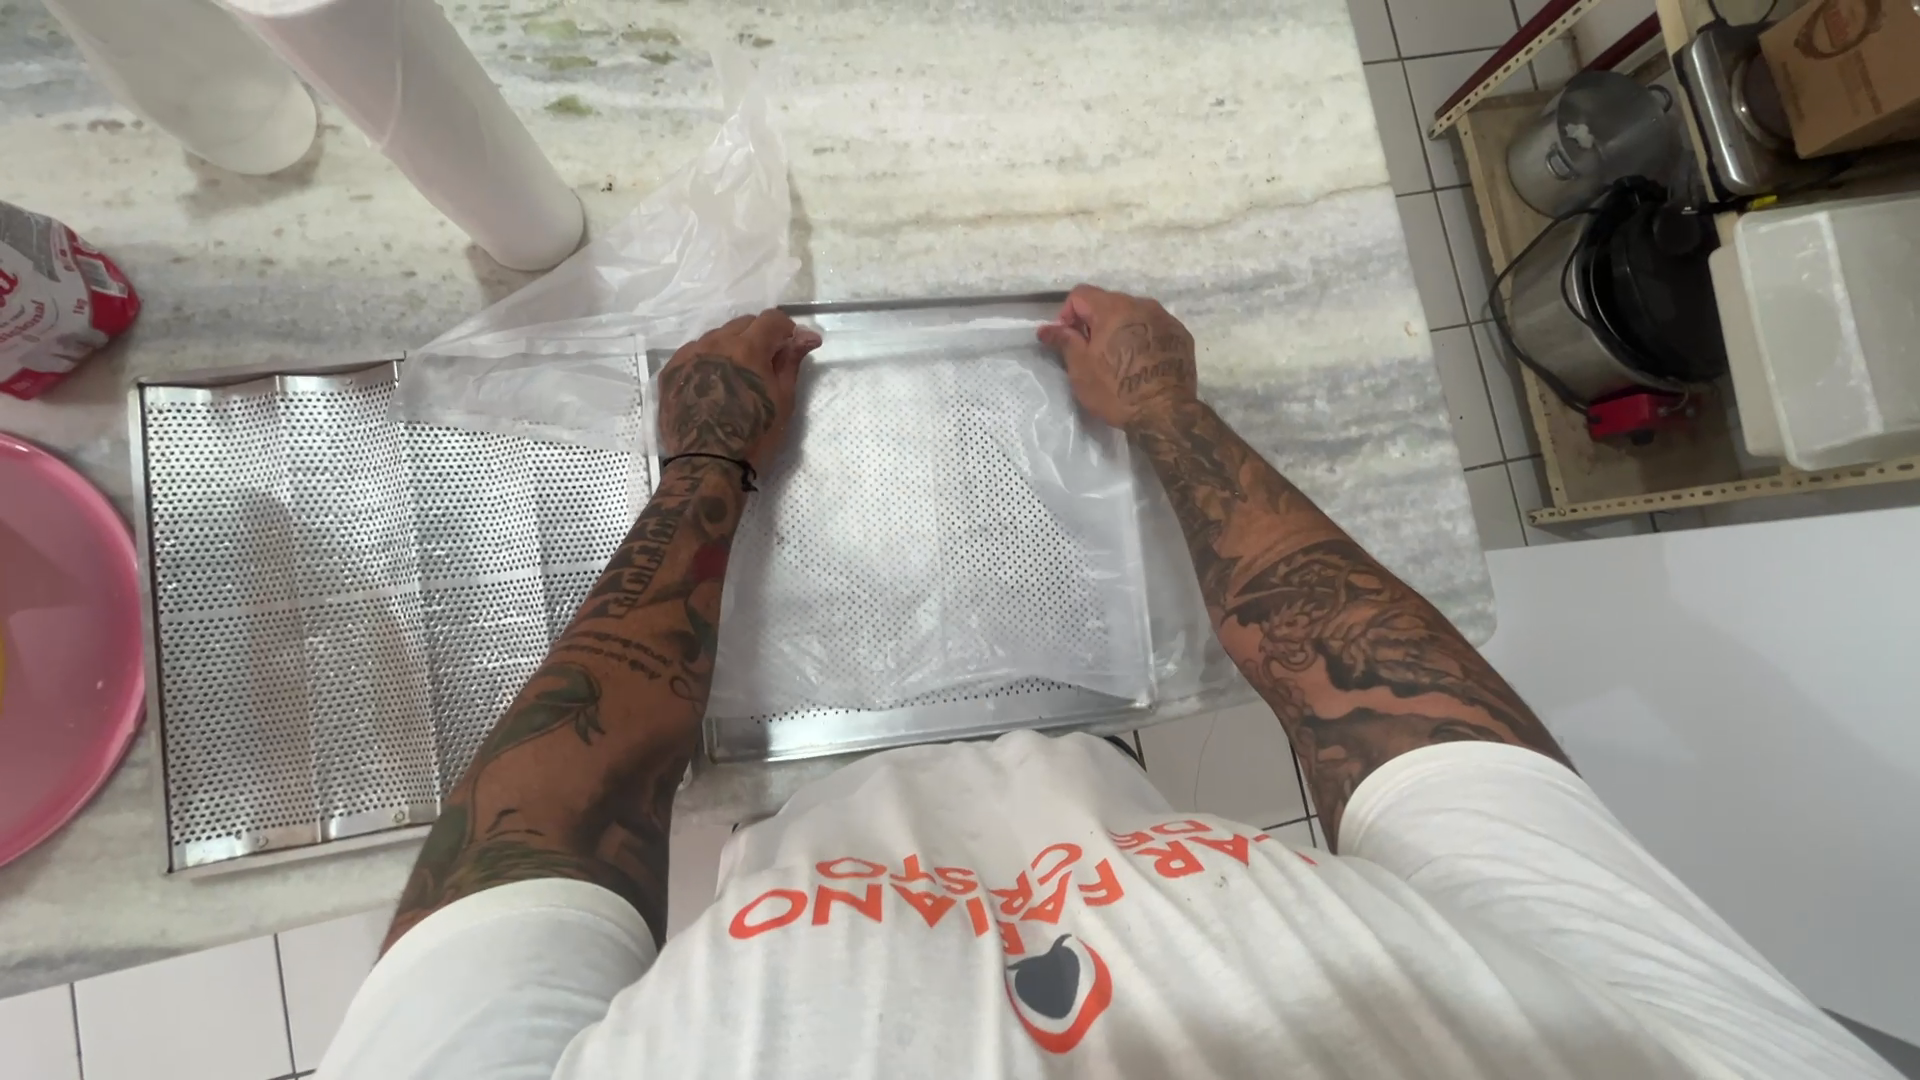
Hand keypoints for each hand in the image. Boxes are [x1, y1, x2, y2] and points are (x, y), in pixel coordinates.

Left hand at [657, 310, 821, 469]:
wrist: (707, 464)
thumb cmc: (755, 435)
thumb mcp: (783, 400)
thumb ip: (791, 361)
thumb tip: (807, 336)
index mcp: (747, 347)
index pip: (772, 318)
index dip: (787, 329)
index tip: (791, 347)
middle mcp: (714, 341)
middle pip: (743, 324)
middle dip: (760, 336)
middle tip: (767, 365)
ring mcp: (688, 355)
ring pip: (716, 337)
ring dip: (733, 347)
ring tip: (738, 377)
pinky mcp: (670, 371)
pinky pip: (694, 353)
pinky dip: (709, 360)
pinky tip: (714, 384)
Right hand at [1036, 284, 1197, 431]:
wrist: (1164, 413)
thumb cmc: (1115, 391)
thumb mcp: (1081, 368)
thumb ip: (1064, 341)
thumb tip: (1045, 328)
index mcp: (1113, 308)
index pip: (1080, 294)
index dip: (1067, 315)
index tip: (1067, 341)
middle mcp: (1141, 304)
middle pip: (1108, 302)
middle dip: (1094, 322)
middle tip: (1091, 353)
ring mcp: (1165, 318)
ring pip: (1133, 315)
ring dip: (1120, 330)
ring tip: (1118, 359)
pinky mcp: (1181, 335)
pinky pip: (1153, 327)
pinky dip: (1142, 338)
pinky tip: (1140, 362)